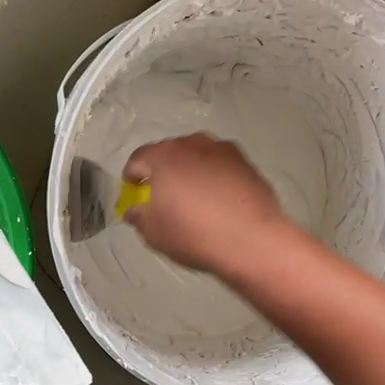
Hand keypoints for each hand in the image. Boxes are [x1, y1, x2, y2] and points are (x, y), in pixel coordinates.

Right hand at [122, 133, 291, 273]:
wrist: (251, 240)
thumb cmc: (194, 235)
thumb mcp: (155, 234)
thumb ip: (139, 217)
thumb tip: (135, 210)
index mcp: (164, 157)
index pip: (138, 159)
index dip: (132, 176)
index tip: (134, 192)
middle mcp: (193, 144)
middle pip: (169, 152)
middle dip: (163, 171)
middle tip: (164, 195)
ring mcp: (223, 150)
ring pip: (197, 155)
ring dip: (190, 170)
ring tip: (194, 196)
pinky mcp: (247, 162)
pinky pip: (221, 166)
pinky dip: (214, 177)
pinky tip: (219, 200)